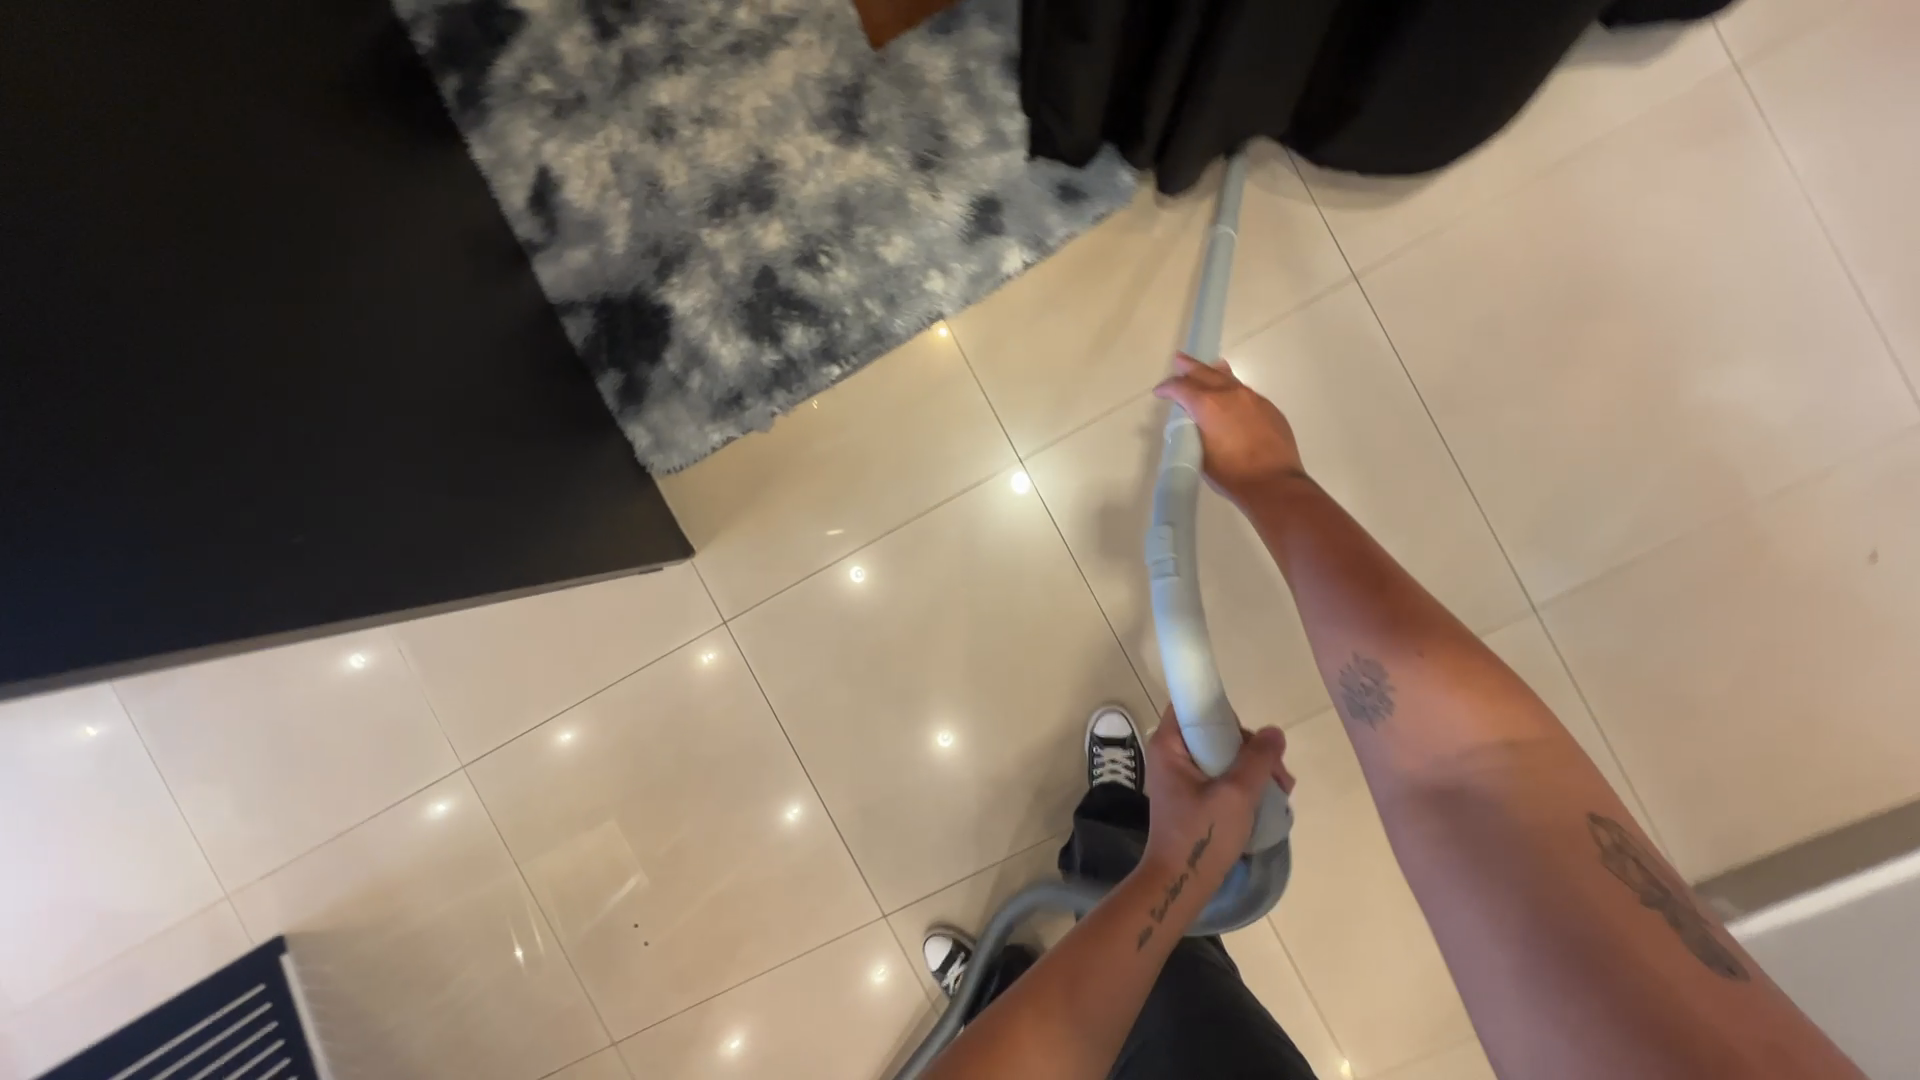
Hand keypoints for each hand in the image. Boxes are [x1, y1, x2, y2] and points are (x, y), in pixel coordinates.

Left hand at [1141, 705, 1294, 902]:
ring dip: (1253, 770)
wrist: (1181, 882)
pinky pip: (1221, 776)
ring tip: (1281, 793)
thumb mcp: (1236, 794)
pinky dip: (1244, 784)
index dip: (1222, 712)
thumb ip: (1257, 759)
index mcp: (1168, 745)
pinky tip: (1267, 802)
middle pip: (1214, 731)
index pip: (1191, 705)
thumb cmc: (1202, 835)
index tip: (1249, 738)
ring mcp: (1181, 776)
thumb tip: (1274, 732)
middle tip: (1279, 776)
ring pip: (1223, 755)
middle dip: (1251, 750)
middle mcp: (1171, 754)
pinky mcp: (1192, 795)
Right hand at [1153, 353, 1306, 505]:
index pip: (1181, 387)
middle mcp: (1230, 394)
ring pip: (1229, 378)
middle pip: (1205, 373)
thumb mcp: (1199, 453)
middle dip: (1189, 367)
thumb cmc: (1230, 473)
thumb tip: (1196, 422)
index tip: (1160, 392)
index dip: (1167, 388)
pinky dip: (1233, 388)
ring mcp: (1252, 398)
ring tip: (1209, 366)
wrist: (1273, 483)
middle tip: (1179, 360)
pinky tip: (1232, 394)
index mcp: (1207, 405)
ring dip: (1214, 372)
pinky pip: (1245, 391)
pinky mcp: (1268, 408)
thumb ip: (1194, 431)